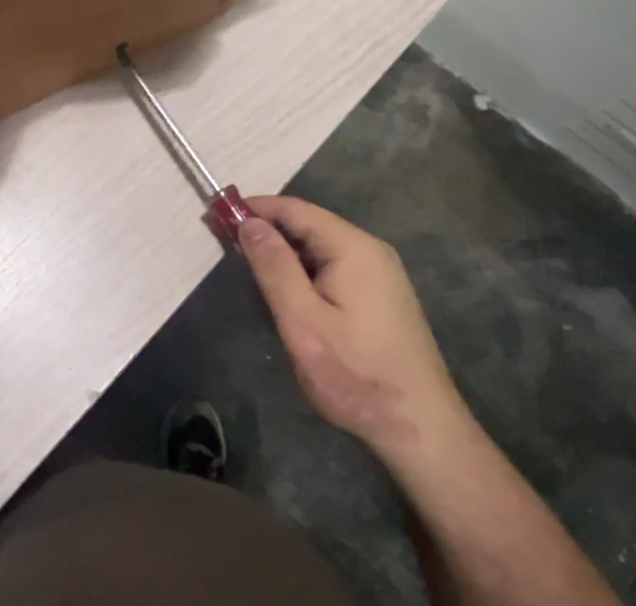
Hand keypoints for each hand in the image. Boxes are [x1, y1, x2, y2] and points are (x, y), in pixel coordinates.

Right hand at [236, 196, 469, 455]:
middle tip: (225, 247)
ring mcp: (380, 274)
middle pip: (309, 225)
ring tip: (247, 271)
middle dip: (266, 231)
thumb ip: (274, 266)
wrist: (418, 427)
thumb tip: (248, 222)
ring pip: (319, 249)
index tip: (216, 216)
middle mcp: (370, 251)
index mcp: (353, 248)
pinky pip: (333, 268)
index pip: (295, 210)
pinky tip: (285, 294)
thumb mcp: (302, 320)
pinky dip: (303, 271)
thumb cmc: (355, 373)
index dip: (254, 208)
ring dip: (283, 254)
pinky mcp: (380, 297)